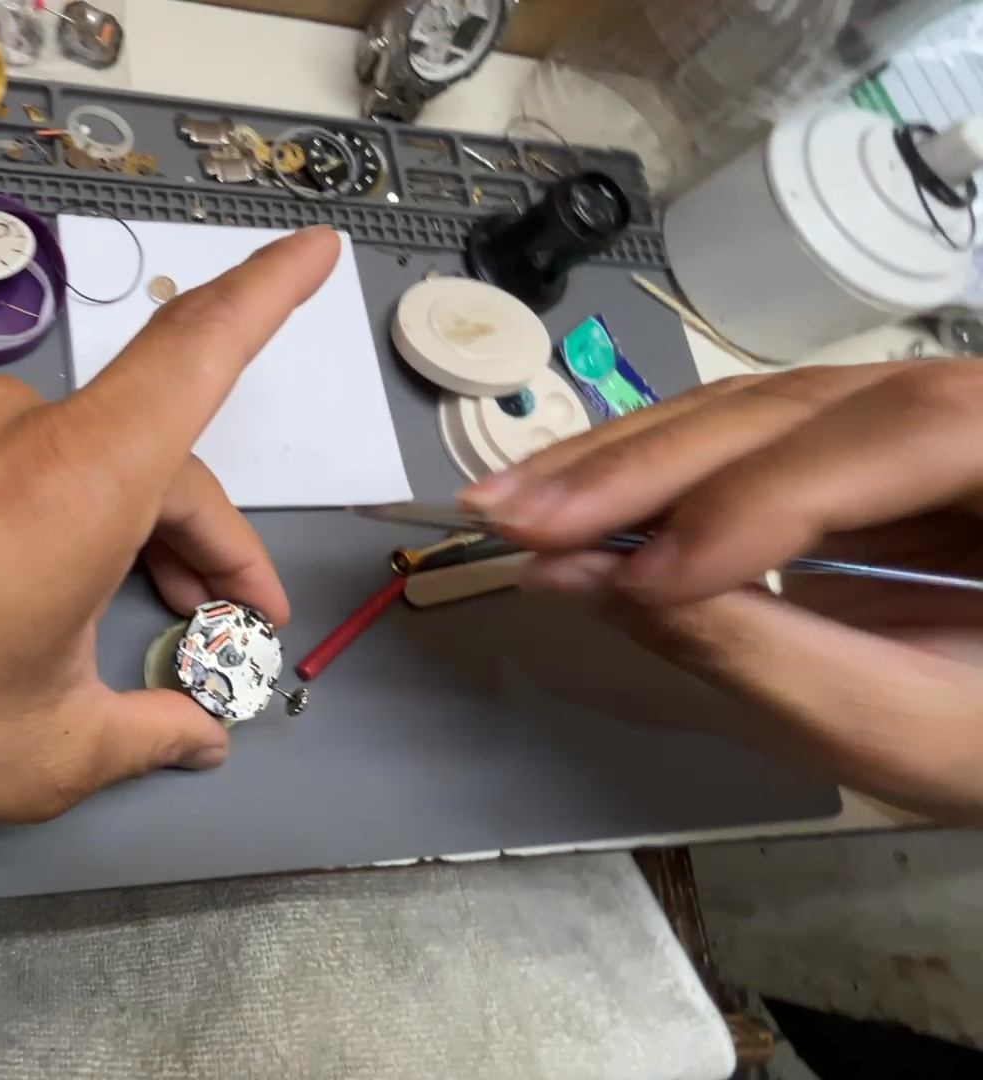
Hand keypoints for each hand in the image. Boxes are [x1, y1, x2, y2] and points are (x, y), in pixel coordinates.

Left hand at [0, 227, 339, 836]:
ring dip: (133, 537)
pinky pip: (20, 475)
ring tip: (147, 622)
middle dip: (206, 545)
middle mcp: (18, 430)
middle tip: (225, 630)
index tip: (316, 252)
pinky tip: (53, 598)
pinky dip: (63, 527)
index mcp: (78, 479)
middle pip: (154, 459)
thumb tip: (198, 735)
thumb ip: (148, 735)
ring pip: (86, 469)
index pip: (199, 352)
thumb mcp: (47, 749)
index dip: (269, 294)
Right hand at [461, 361, 982, 820]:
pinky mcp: (816, 443)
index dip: (754, 504)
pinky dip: (611, 470)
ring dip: (596, 463)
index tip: (639, 585)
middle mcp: (977, 414)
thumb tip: (566, 580)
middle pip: (782, 408)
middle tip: (508, 519)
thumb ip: (735, 644)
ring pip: (725, 411)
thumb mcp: (891, 721)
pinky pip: (702, 436)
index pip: (907, 438)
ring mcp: (887, 418)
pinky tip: (545, 494)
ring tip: (499, 505)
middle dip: (630, 472)